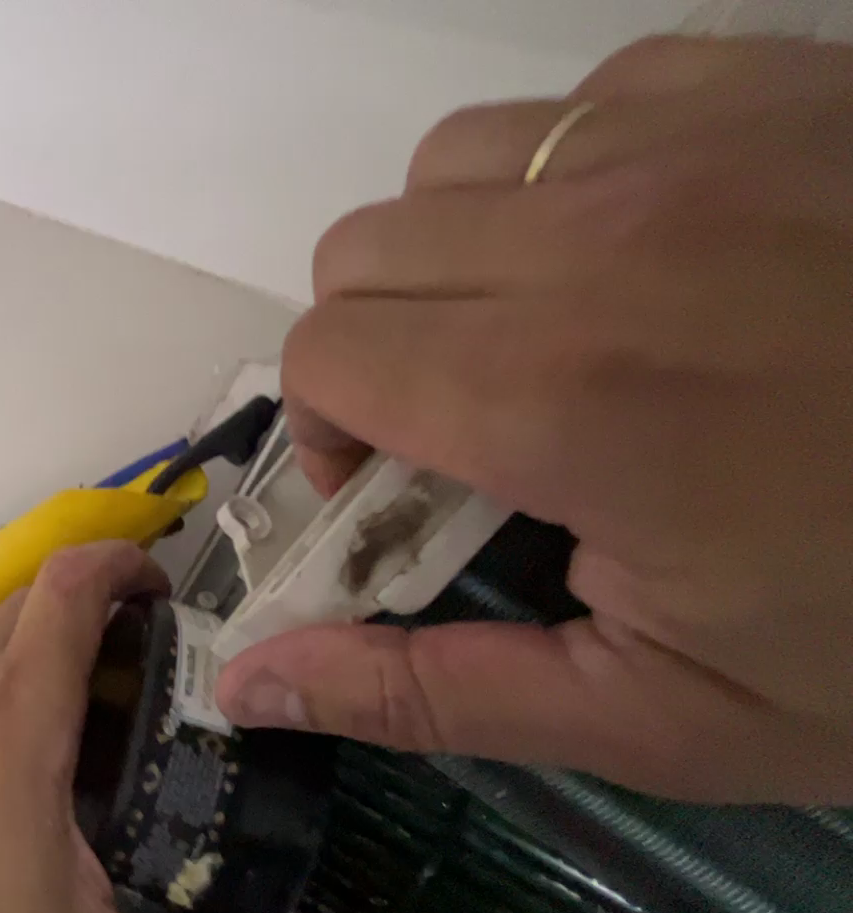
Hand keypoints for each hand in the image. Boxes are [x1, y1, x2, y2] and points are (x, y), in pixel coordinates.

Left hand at [0, 542, 333, 912]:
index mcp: (10, 717)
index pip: (71, 582)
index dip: (130, 564)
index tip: (179, 599)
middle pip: (41, 597)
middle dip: (111, 612)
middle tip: (176, 681)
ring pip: (2, 631)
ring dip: (63, 648)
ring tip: (122, 723)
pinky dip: (19, 679)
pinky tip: (51, 762)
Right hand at [217, 35, 852, 803]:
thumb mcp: (655, 712)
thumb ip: (417, 695)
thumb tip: (242, 690)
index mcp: (560, 395)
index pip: (320, 355)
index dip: (328, 429)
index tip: (396, 483)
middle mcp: (608, 238)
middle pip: (354, 258)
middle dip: (366, 351)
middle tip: (454, 420)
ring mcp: (708, 134)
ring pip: (442, 171)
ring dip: (444, 259)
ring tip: (532, 328)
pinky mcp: (793, 77)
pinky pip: (573, 106)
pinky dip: (554, 179)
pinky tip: (632, 254)